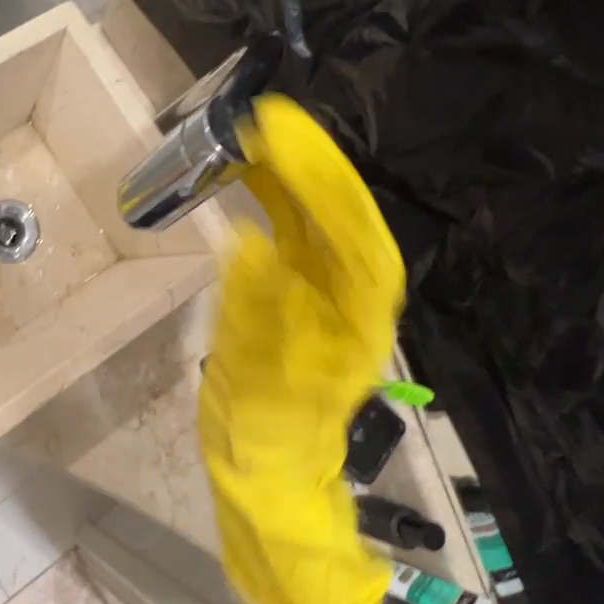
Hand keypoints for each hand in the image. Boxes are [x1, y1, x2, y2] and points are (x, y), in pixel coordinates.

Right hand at [199, 94, 406, 603]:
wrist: (267, 478)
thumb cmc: (267, 440)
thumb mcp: (261, 382)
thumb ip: (256, 316)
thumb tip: (248, 243)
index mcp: (354, 317)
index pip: (347, 231)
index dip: (317, 179)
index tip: (280, 135)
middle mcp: (351, 299)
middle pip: (339, 219)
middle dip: (307, 169)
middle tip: (265, 125)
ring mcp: (329, 299)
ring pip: (319, 225)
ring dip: (294, 180)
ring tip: (259, 141)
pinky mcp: (304, 302)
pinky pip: (296, 242)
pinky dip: (278, 208)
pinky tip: (255, 185)